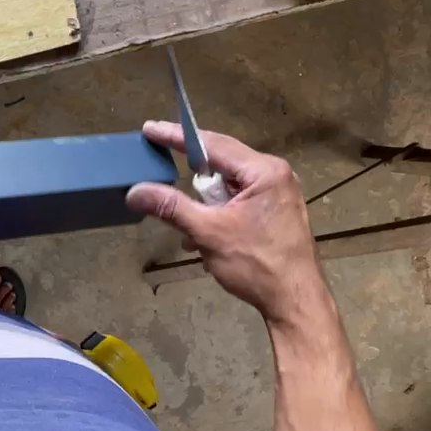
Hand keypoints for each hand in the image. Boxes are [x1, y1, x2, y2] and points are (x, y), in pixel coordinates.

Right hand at [127, 121, 327, 327]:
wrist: (295, 301)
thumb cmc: (257, 264)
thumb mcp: (208, 233)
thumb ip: (171, 207)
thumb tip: (135, 191)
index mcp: (263, 171)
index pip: (212, 144)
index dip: (178, 137)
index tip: (150, 129)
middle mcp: (274, 175)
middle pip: (220, 163)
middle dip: (191, 177)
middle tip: (159, 167)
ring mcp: (277, 195)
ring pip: (226, 187)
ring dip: (204, 206)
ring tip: (189, 230)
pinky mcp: (274, 214)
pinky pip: (236, 203)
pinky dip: (217, 216)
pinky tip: (204, 240)